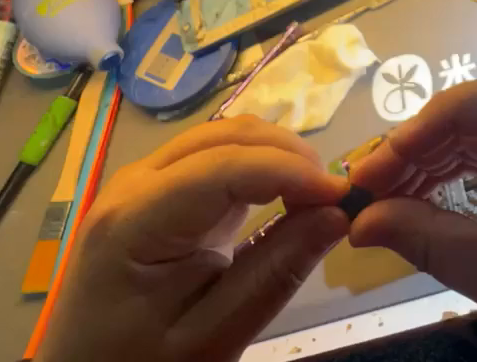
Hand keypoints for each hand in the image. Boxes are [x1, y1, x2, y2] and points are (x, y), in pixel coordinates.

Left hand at [35, 116, 350, 361]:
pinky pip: (218, 154)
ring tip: (314, 195)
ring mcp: (144, 180)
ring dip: (277, 154)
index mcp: (134, 220)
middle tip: (333, 196)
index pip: (224, 165)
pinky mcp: (160, 188)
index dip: (289, 170)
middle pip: (227, 135)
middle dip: (288, 154)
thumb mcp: (209, 342)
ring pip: (226, 134)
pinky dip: (260, 164)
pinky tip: (284, 192)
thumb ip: (273, 275)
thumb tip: (337, 215)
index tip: (342, 194)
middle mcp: (135, 182)